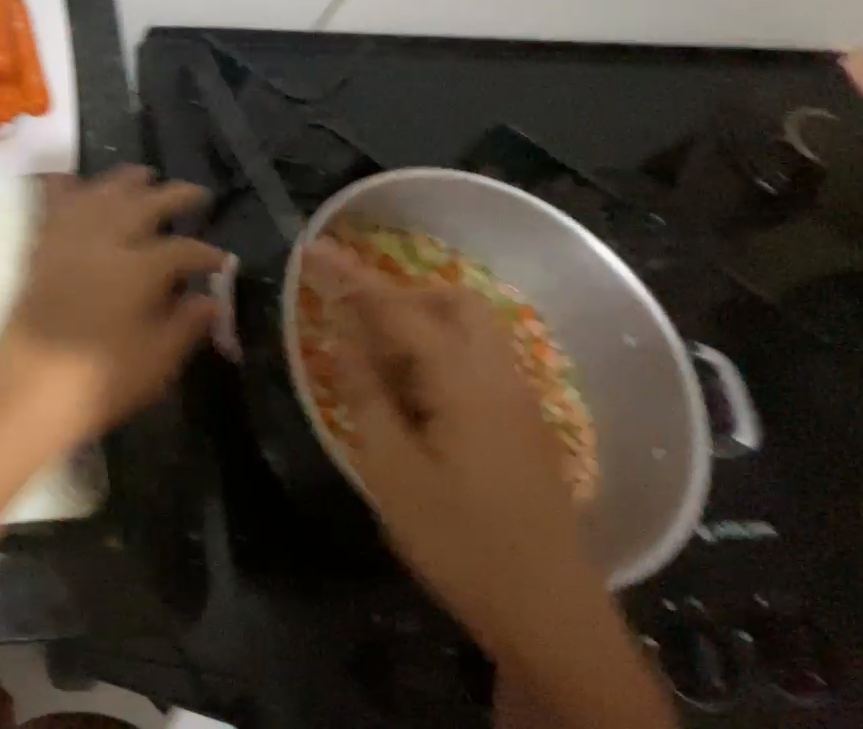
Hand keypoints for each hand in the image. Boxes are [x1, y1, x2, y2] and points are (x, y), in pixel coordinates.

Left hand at [0, 166, 226, 440]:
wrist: (27, 386)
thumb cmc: (99, 381)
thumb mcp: (157, 360)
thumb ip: (186, 324)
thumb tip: (209, 299)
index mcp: (140, 269)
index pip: (183, 250)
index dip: (206, 254)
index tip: (222, 261)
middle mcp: (104, 241)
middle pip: (145, 205)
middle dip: (176, 196)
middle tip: (198, 195)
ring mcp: (68, 240)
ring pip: (100, 194)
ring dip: (126, 181)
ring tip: (145, 175)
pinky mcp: (39, 249)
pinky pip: (52, 206)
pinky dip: (64, 187)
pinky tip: (71, 178)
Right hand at [301, 238, 603, 656]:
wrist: (549, 612)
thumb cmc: (460, 542)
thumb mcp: (392, 471)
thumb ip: (366, 394)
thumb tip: (341, 337)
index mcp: (465, 383)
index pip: (399, 310)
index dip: (351, 278)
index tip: (313, 249)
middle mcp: (501, 378)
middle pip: (454, 304)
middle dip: (399, 294)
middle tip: (350, 316)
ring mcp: (519, 401)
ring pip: (472, 331)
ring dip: (421, 323)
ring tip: (373, 357)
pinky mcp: (523, 426)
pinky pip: (478, 362)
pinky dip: (438, 353)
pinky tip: (410, 393)